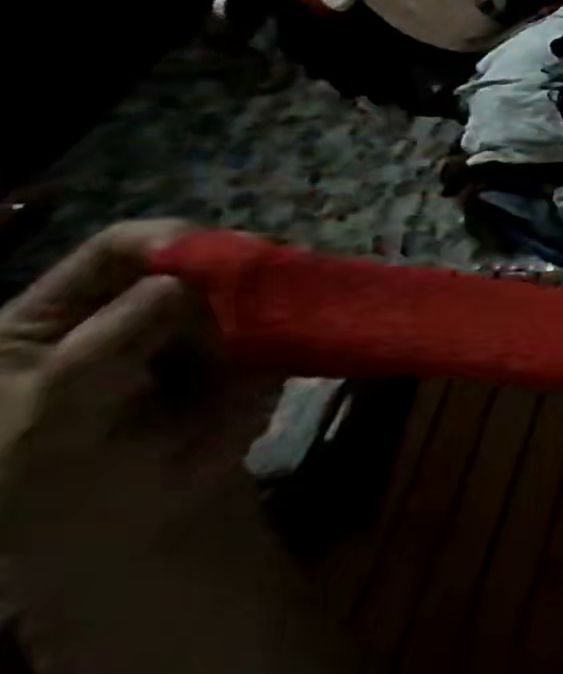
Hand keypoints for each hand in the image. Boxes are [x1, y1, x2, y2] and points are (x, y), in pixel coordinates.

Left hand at [0, 221, 312, 671]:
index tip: (219, 254)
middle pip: (200, 260)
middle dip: (236, 268)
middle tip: (274, 279)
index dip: (168, 241)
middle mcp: (142, 303)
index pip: (120, 249)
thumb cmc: (62, 476)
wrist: (140, 523)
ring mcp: (206, 322)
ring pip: (252, 285)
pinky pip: (288, 315)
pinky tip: (306, 324)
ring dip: (274, 293)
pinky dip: (303, 315)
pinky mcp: (258, 342)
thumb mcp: (54, 419)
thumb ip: (102, 349)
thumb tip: (173, 282)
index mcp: (63, 311)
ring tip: (288, 313)